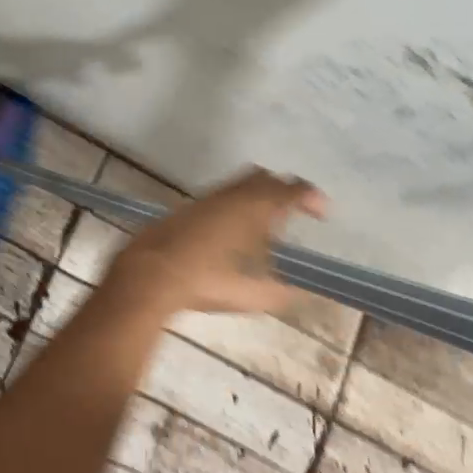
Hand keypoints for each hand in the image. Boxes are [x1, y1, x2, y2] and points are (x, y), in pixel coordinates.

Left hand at [107, 168, 325, 316]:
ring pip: (239, 183)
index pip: (290, 190)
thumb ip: (281, 292)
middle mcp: (231, 196)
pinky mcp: (186, 206)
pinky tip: (232, 227)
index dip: (310, 196)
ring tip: (264, 220)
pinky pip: (221, 193)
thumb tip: (300, 291)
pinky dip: (235, 201)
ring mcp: (205, 198)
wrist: (150, 272)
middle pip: (263, 178)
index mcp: (253, 209)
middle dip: (282, 189)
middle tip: (293, 209)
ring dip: (256, 193)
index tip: (322, 209)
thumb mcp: (251, 295)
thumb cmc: (204, 282)